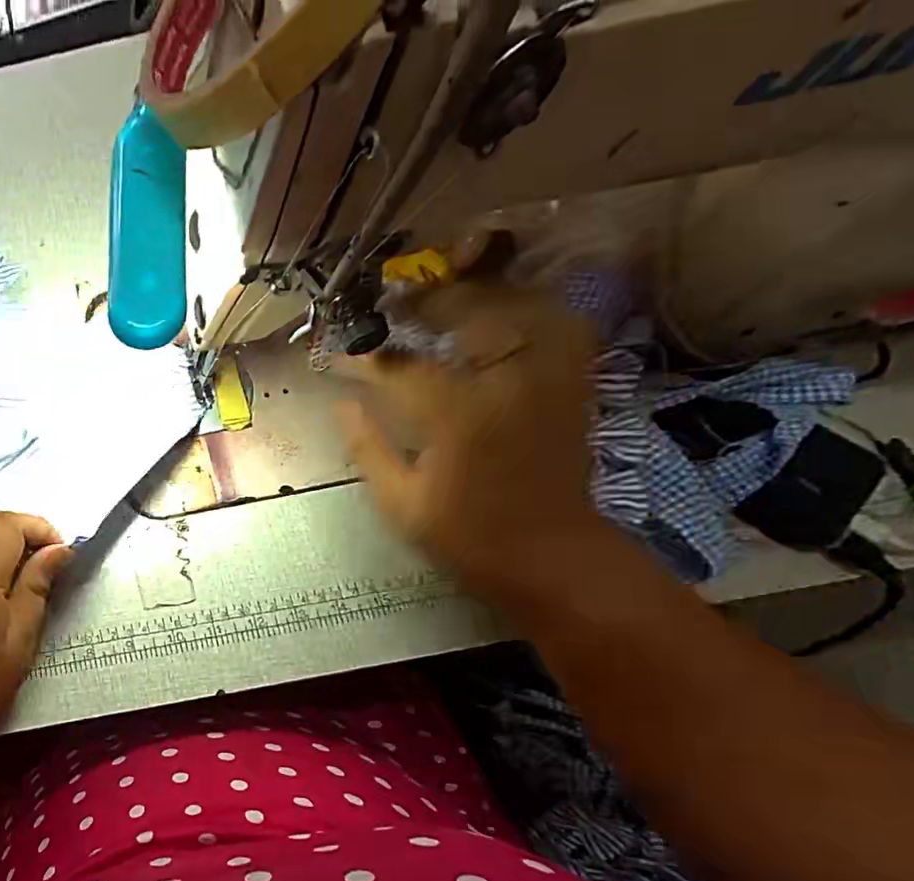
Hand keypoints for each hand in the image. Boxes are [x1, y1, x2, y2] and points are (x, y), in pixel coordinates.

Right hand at [336, 277, 608, 597]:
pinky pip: (554, 320)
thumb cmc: (467, 536)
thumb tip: (341, 403)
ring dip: (474, 293)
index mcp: (460, 416)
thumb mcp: (400, 502)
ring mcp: (551, 374)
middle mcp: (510, 381)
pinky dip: (524, 306)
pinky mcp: (573, 379)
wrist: (549, 554)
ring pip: (516, 302)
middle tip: (390, 308)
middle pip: (467, 310)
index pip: (401, 367)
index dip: (365, 359)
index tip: (340, 356)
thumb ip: (368, 447)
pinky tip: (496, 312)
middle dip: (423, 302)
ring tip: (438, 300)